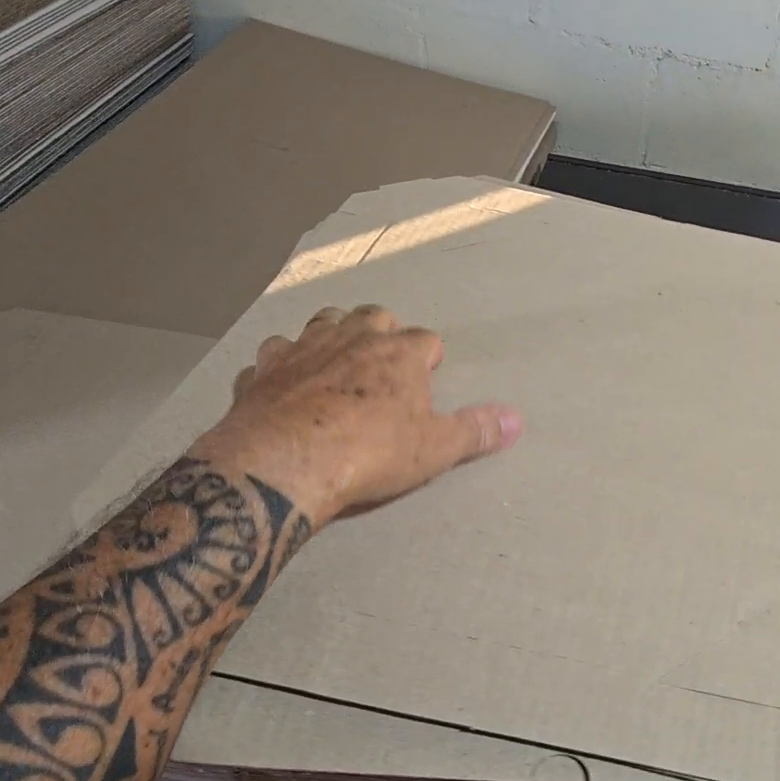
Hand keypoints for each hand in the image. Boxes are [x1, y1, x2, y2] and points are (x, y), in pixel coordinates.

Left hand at [186, 304, 521, 526]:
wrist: (286, 464)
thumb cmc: (371, 453)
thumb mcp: (435, 448)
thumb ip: (476, 431)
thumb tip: (518, 420)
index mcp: (398, 353)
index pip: (425, 339)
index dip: (429, 358)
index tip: (429, 375)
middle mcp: (350, 337)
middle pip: (372, 316)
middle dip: (382, 332)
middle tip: (385, 365)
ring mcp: (301, 349)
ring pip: (320, 323)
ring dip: (332, 336)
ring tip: (337, 362)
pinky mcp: (261, 371)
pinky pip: (271, 357)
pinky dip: (281, 367)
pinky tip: (282, 386)